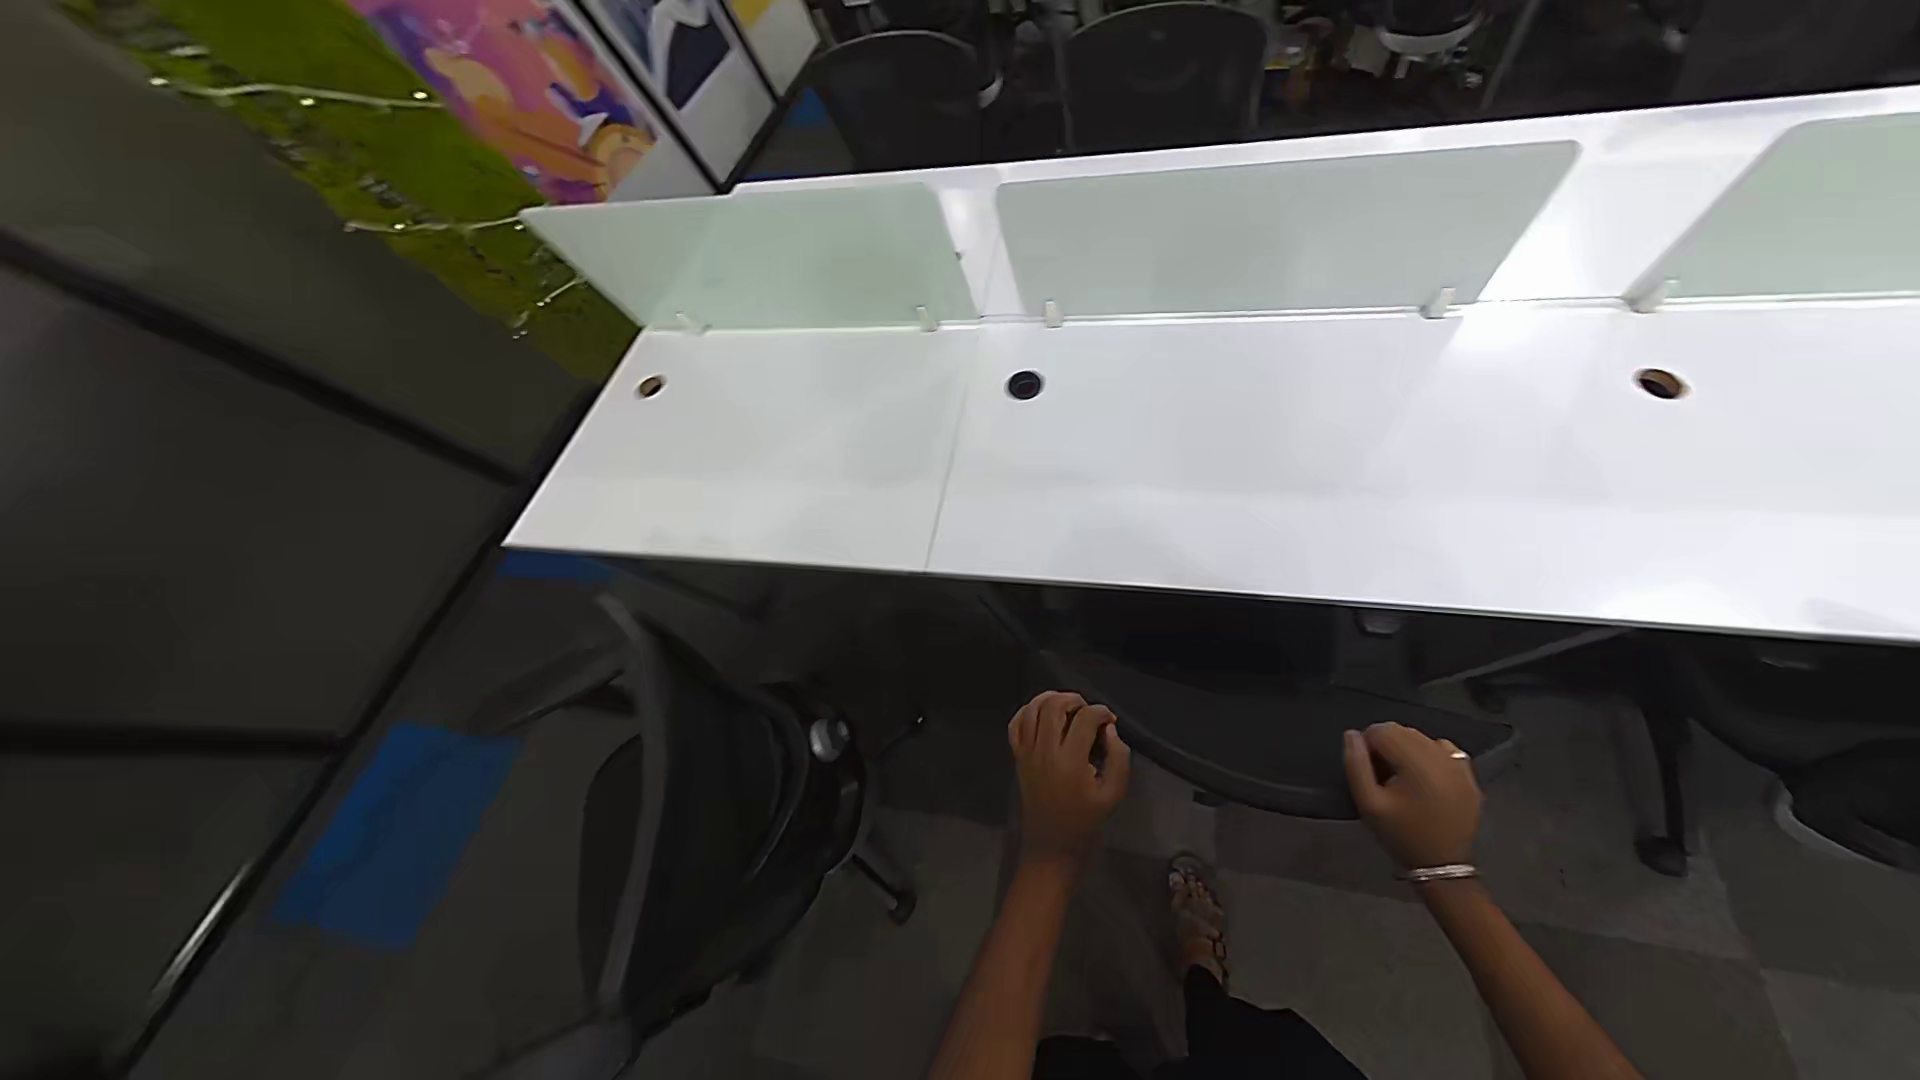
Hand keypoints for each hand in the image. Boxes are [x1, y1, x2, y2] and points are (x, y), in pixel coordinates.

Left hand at [1008, 691, 1130, 867]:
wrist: (1052, 846)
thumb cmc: (1086, 822)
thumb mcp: (1114, 794)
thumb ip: (1118, 758)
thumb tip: (1109, 730)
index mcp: (1070, 761)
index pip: (1085, 719)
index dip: (1101, 712)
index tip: (1110, 720)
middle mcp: (1044, 751)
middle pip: (1054, 706)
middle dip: (1074, 699)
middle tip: (1088, 711)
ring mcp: (1027, 753)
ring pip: (1032, 709)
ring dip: (1051, 699)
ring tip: (1068, 706)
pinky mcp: (1017, 758)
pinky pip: (1015, 724)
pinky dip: (1027, 711)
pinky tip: (1041, 712)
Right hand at [1343, 722, 1481, 868]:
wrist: (1441, 865)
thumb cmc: (1400, 834)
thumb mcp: (1367, 803)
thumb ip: (1355, 764)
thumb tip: (1352, 735)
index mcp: (1418, 767)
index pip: (1383, 731)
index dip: (1367, 745)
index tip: (1369, 768)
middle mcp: (1442, 761)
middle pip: (1403, 730)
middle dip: (1386, 744)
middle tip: (1382, 772)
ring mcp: (1460, 769)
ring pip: (1423, 737)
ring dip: (1406, 747)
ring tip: (1402, 774)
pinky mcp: (1470, 777)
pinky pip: (1445, 748)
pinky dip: (1430, 753)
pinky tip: (1424, 773)